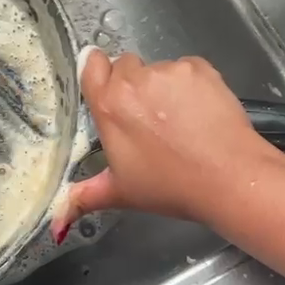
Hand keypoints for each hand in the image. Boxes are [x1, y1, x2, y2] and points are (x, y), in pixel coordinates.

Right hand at [51, 50, 284, 238]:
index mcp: (108, 104)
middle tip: (149, 117)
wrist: (229, 178)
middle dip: (133, 85)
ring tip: (180, 120)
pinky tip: (200, 112)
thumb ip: (83, 197)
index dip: (100, 73)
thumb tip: (55, 221)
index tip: (110, 88)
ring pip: (157, 68)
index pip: (90, 62)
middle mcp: (133, 79)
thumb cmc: (171, 186)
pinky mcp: (198, 67)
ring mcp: (167, 70)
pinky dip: (191, 85)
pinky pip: (187, 69)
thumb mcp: (121, 192)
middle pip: (125, 65)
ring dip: (163, 87)